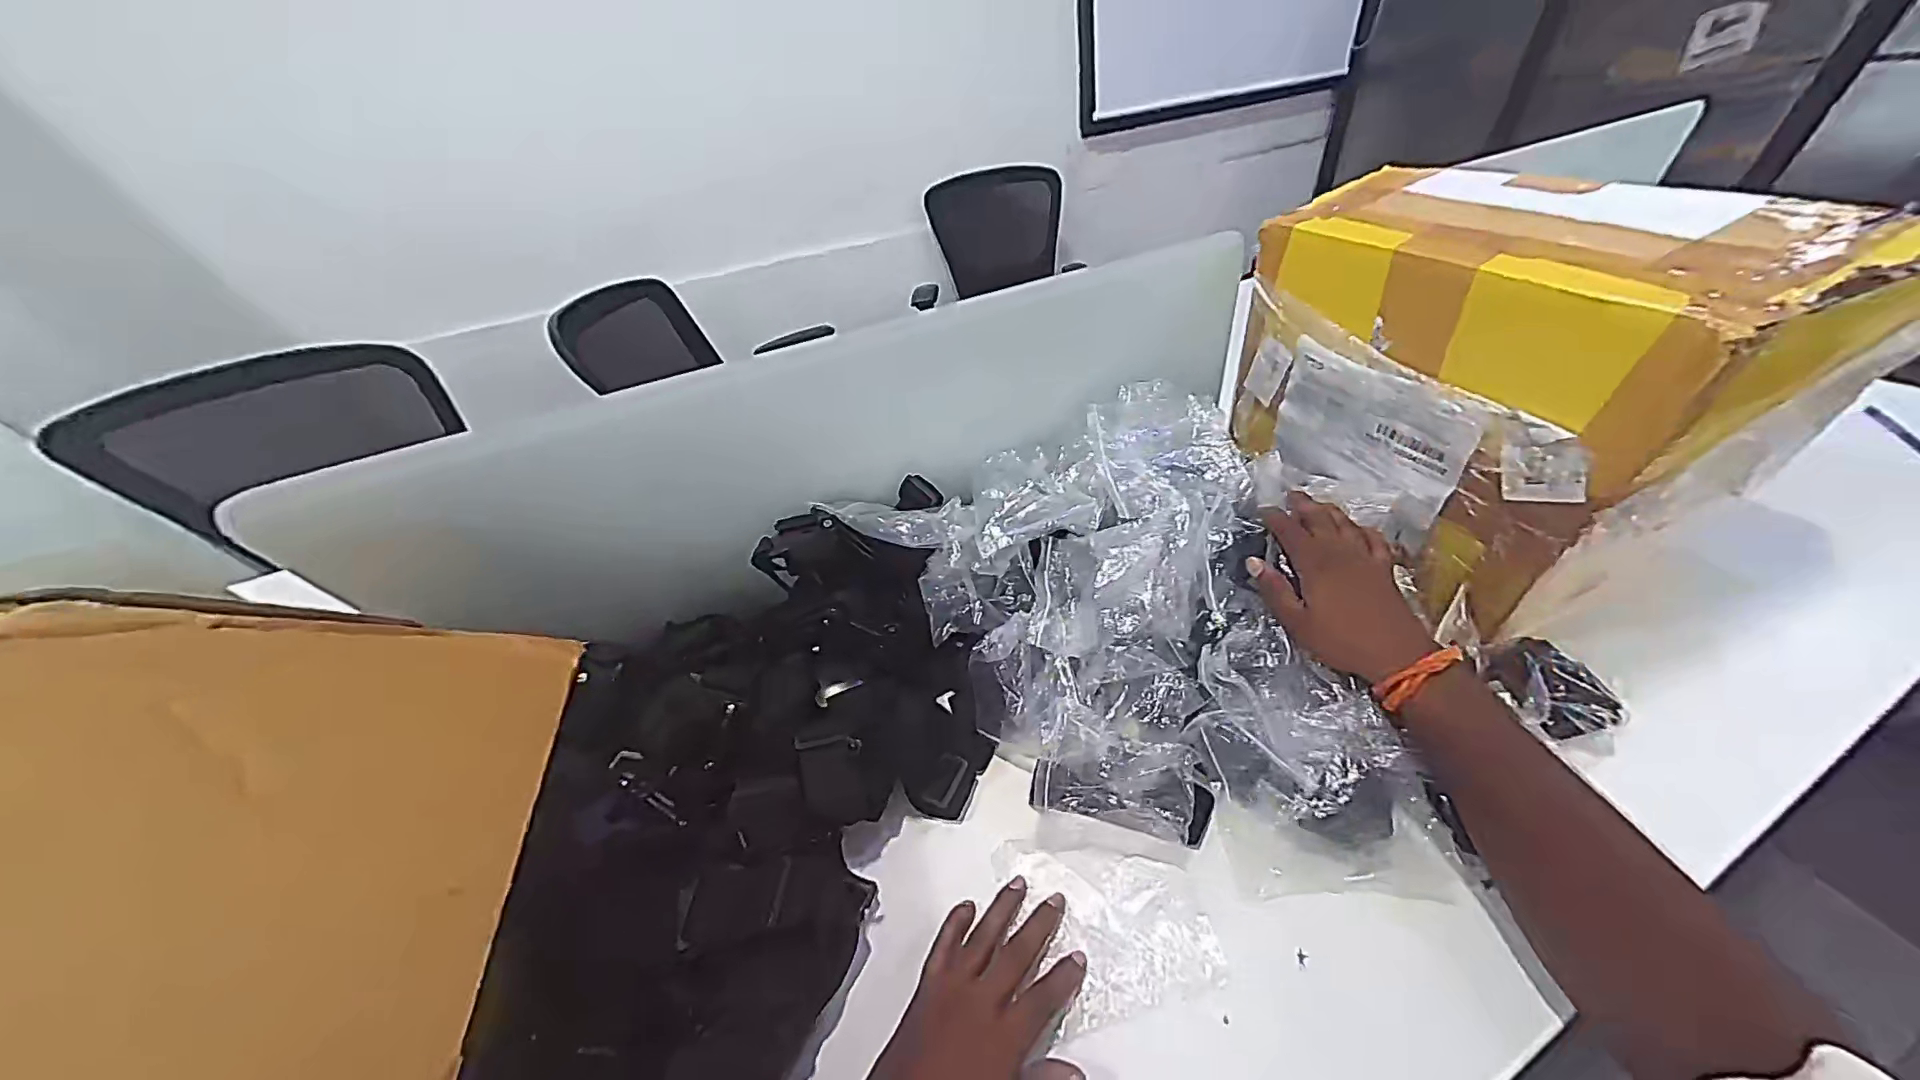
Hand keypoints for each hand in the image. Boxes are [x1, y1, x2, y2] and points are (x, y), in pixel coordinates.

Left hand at [867, 877, 1086, 1079]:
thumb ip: (1039, 1079)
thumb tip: (1073, 1074)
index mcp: (1002, 1035)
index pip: (1043, 997)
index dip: (1063, 976)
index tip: (1077, 957)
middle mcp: (979, 1003)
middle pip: (1017, 954)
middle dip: (1039, 925)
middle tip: (1054, 902)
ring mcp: (951, 988)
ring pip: (983, 938)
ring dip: (1002, 910)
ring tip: (1016, 886)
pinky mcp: (927, 986)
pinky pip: (944, 946)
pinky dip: (955, 924)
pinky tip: (965, 906)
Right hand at [1248, 491, 1436, 684]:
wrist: (1398, 654)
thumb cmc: (1340, 640)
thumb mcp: (1297, 622)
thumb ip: (1275, 590)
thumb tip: (1255, 562)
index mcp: (1315, 564)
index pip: (1290, 532)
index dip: (1276, 519)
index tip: (1263, 510)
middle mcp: (1340, 554)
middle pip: (1320, 520)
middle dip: (1303, 506)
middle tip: (1291, 496)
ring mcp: (1366, 559)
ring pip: (1345, 524)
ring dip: (1329, 511)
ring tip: (1318, 504)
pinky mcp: (1384, 569)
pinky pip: (1373, 539)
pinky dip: (1362, 529)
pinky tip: (1359, 528)